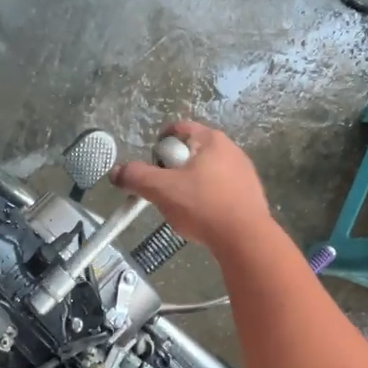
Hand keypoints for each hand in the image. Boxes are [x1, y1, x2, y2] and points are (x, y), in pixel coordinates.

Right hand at [114, 120, 274, 254]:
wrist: (244, 237)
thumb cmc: (202, 206)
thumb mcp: (162, 190)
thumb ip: (137, 178)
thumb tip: (116, 172)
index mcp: (210, 139)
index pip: (177, 129)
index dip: (159, 145)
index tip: (151, 166)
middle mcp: (230, 148)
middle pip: (191, 151)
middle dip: (174, 169)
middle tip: (164, 191)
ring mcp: (244, 170)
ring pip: (207, 171)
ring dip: (192, 184)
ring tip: (184, 208)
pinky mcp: (250, 192)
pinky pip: (221, 189)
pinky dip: (209, 198)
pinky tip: (204, 216)